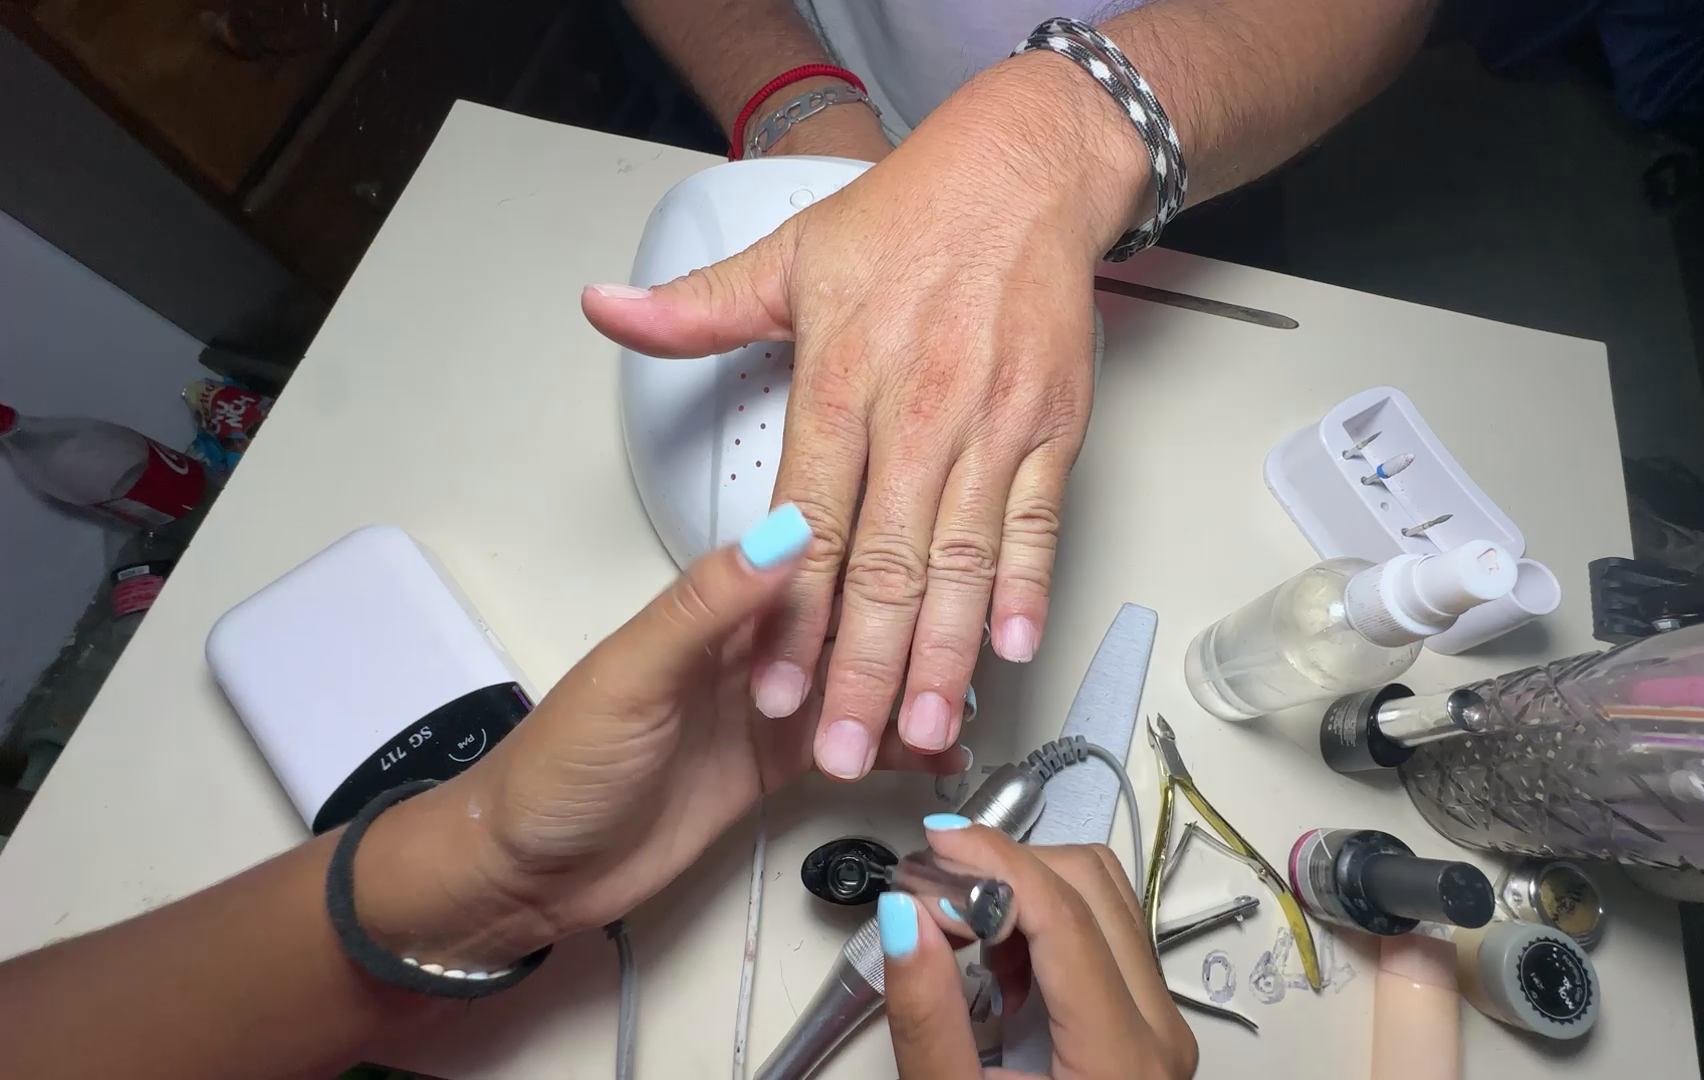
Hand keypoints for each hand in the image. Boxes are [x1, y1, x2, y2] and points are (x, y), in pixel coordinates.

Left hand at [353, 506, 964, 968]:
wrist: (531, 873)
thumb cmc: (561, 766)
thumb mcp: (634, 677)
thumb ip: (710, 605)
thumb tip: (788, 529)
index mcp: (723, 608)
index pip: (818, 569)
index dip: (879, 567)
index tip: (938, 570)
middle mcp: (760, 646)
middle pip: (852, 625)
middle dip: (910, 635)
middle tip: (970, 649)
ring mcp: (777, 703)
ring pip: (863, 681)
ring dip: (911, 690)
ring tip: (963, 706)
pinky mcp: (783, 756)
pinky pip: (853, 742)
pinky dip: (894, 747)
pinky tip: (936, 755)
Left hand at [582, 53, 1148, 780]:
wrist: (1018, 179)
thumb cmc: (909, 222)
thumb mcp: (791, 254)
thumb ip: (701, 307)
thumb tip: (606, 312)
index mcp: (840, 383)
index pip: (807, 526)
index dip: (788, 618)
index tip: (776, 693)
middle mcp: (915, 417)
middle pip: (883, 565)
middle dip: (864, 669)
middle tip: (850, 750)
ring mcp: (989, 428)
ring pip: (960, 561)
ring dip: (942, 652)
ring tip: (926, 726)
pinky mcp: (1048, 432)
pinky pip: (1034, 525)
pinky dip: (1023, 588)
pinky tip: (1008, 648)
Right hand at [877, 825, 1196, 1078]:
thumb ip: (928, 1019)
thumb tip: (905, 910)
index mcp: (1123, 1058)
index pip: (1064, 915)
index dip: (996, 862)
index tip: (935, 841)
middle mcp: (1161, 1024)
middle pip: (1091, 883)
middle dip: (1007, 867)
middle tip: (936, 890)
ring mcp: (1161, 1017)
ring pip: (1102, 892)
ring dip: (1027, 886)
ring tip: (968, 934)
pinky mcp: (1147, 1014)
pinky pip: (1103, 923)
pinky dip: (1044, 914)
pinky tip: (1002, 965)